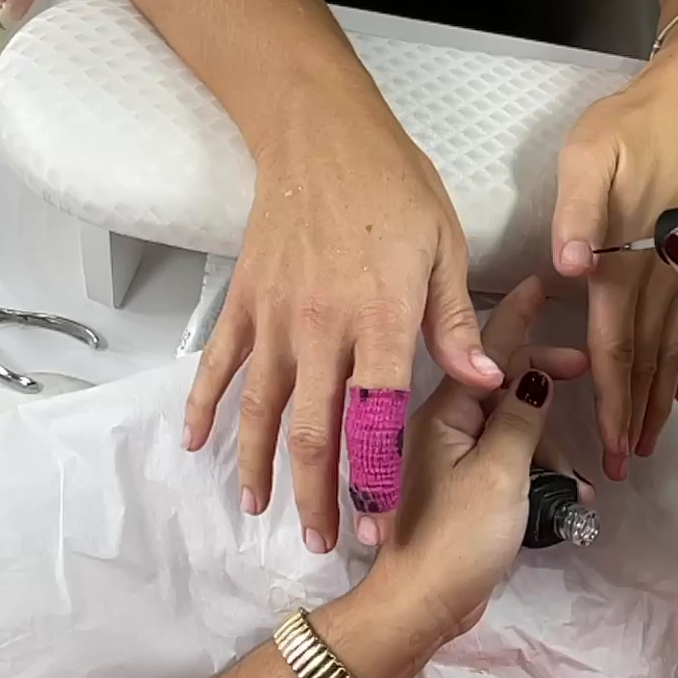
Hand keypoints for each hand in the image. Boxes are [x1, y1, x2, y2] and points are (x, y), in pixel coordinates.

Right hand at [184, 111, 503, 554]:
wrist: (320, 135)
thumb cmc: (394, 187)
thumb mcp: (444, 248)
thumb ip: (455, 323)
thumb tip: (482, 381)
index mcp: (381, 318)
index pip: (380, 416)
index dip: (380, 477)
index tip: (380, 528)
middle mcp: (322, 329)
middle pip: (316, 429)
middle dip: (318, 492)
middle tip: (320, 542)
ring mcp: (274, 318)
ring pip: (260, 408)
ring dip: (260, 466)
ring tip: (260, 512)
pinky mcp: (243, 303)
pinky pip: (216, 363)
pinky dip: (203, 406)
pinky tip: (195, 445)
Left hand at [355, 278, 588, 644]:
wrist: (422, 604)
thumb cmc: (457, 536)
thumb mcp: (497, 472)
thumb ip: (519, 417)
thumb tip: (537, 373)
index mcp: (443, 410)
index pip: (486, 350)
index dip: (519, 316)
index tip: (547, 281)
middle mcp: (443, 424)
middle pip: (502, 383)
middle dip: (545, 380)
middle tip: (589, 371)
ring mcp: (452, 455)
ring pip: (511, 425)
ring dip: (547, 445)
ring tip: (578, 480)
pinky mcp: (464, 485)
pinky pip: (508, 460)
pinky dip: (536, 472)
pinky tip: (566, 498)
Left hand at [551, 48, 677, 478]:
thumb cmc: (634, 122)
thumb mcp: (591, 153)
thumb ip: (578, 212)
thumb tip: (569, 268)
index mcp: (625, 266)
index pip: (616, 350)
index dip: (614, 401)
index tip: (614, 446)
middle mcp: (659, 282)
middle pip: (645, 364)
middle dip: (635, 417)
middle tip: (628, 464)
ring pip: (671, 354)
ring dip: (661, 400)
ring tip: (652, 440)